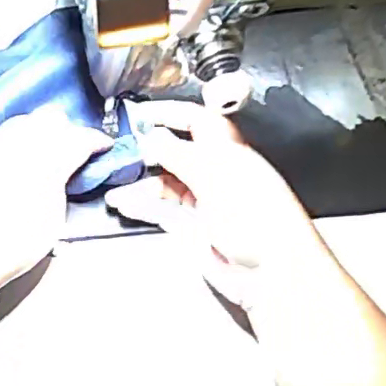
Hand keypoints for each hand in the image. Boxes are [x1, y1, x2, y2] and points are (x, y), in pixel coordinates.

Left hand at [0, 111, 112, 286]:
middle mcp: (20, 144)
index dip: (96, 141)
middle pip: (50, 119)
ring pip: (24, 122)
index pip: (79, 138)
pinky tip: (21, 160)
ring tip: (47, 153)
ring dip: (40, 131)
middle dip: (67, 130)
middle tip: (75, 151)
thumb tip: (65, 173)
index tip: (103, 147)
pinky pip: (4, 137)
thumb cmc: (13, 244)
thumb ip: (62, 185)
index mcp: (48, 159)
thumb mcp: (53, 220)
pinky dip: (19, 141)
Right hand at [104, 100, 341, 311]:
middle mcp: (217, 174)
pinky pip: (162, 211)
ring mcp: (205, 203)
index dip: (171, 114)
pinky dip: (142, 206)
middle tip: (124, 150)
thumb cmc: (258, 218)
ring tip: (115, 182)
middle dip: (150, 150)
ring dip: (140, 183)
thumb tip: (154, 137)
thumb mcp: (214, 175)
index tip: (143, 114)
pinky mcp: (194, 229)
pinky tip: (125, 203)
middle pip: (177, 154)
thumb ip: (180, 155)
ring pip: (166, 185)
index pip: (198, 122)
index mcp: (230, 152)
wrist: (269, 270)